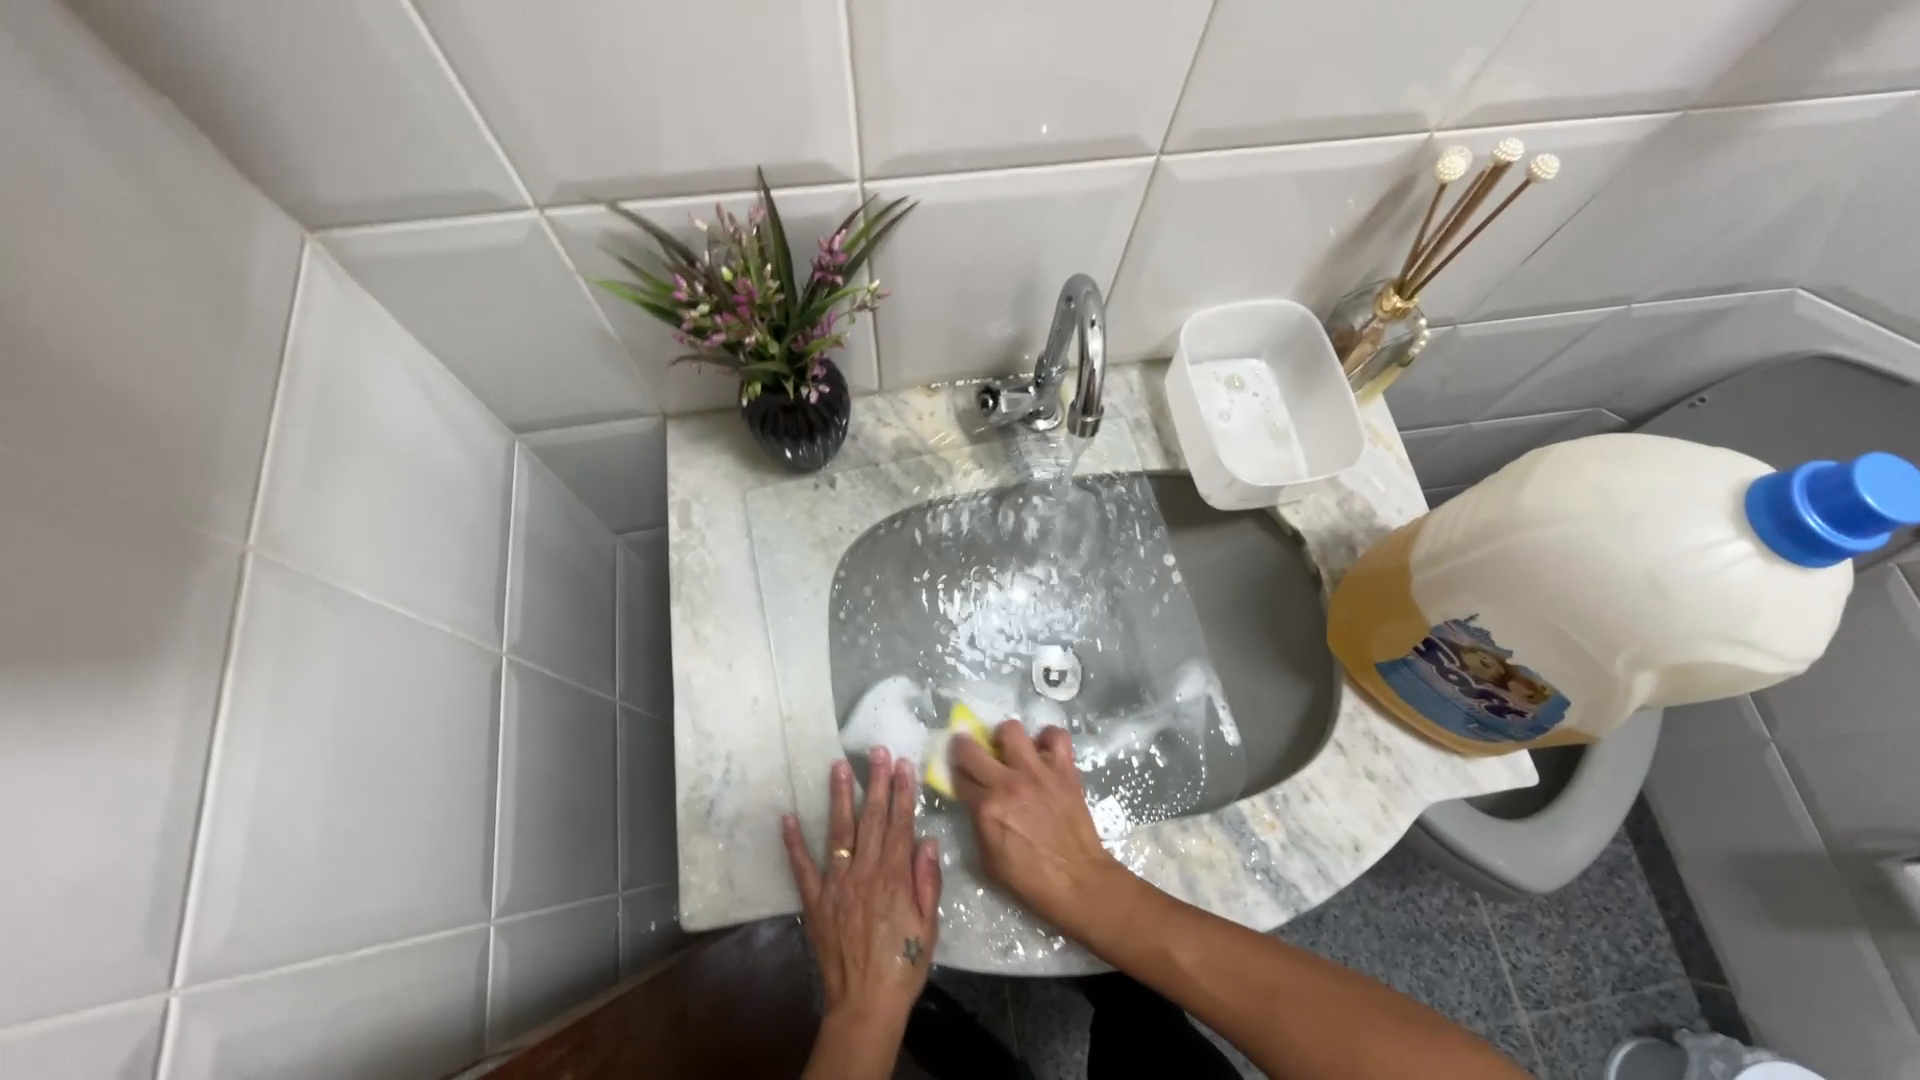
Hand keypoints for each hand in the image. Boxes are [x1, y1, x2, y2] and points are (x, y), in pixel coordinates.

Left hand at [782, 747, 942, 1033]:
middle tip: (876, 752)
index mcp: (894, 877)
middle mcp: (864, 872)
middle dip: (876, 782)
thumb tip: (928, 840)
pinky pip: (802, 867)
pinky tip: (787, 817)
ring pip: (839, 832)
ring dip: (840, 797)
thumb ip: (927, 880)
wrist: (866, 1003)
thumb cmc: (904, 964)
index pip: (900, 824)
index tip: (903, 764)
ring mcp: (837, 884)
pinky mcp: (815, 900)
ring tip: (839, 766)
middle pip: (871, 819)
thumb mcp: (929, 924)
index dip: (902, 792)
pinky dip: (794, 842)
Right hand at [950, 721, 1124, 931]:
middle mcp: (1008, 783)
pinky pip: (1057, 737)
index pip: (958, 777)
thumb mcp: (987, 860)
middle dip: (963, 747)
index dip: (954, 774)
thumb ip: (977, 825)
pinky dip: (1049, 738)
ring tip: (1010, 750)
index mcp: (986, 807)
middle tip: (971, 753)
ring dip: (1005, 737)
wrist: (1077, 881)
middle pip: (970, 747)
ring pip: (1011, 730)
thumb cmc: (1029, 879)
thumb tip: (975, 805)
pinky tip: (1044, 751)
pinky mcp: (1065, 771)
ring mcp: (1038, 773)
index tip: (957, 774)